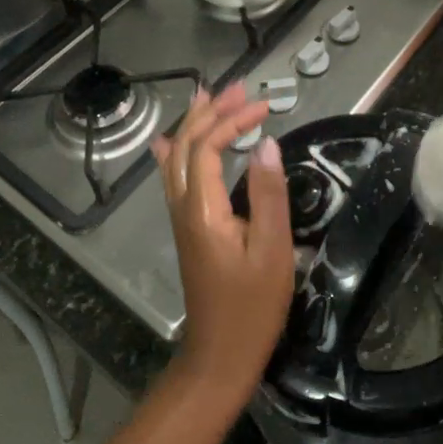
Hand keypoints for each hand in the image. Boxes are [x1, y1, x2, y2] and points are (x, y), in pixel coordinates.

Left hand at [154, 83, 292, 396]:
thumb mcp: (272, 252)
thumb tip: (266, 143)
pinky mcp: (186, 229)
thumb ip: (268, 195)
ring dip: (194, 125)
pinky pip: (173, 177)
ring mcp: (180, 218)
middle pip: (185, 145)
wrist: (219, 355)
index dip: (231, 120)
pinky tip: (169, 142)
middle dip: (210, 112)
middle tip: (239, 88)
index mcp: (202, 209)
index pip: (207, 147)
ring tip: (209, 97)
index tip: (265, 106)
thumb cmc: (252, 307)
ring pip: (176, 158)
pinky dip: (176, 151)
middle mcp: (182, 207)